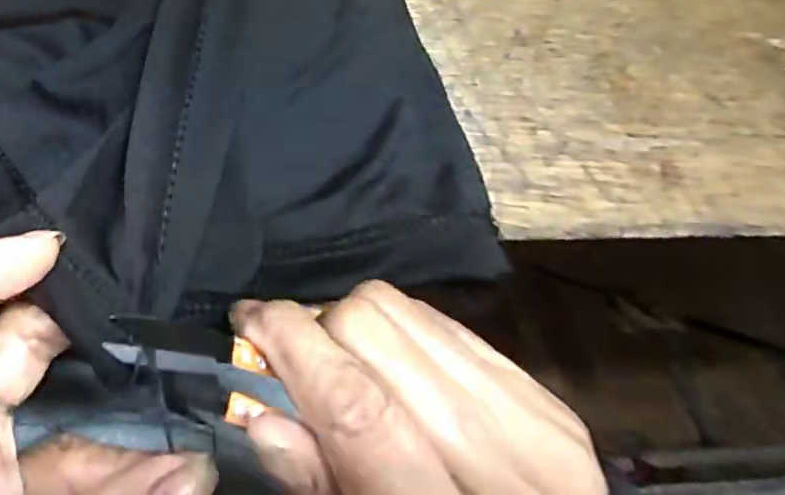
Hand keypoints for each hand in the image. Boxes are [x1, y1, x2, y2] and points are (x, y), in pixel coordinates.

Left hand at [0, 230, 215, 494]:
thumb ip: (61, 477)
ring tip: (184, 409)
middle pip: (3, 339)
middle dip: (70, 316)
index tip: (50, 248)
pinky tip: (179, 469)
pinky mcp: (6, 490)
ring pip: (55, 405)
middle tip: (131, 304)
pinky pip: (71, 464)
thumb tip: (175, 467)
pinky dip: (121, 469)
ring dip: (118, 410)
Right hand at [231, 282, 604, 494]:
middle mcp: (500, 463)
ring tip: (343, 358)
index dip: (291, 348)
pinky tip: (389, 362)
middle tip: (297, 359)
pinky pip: (435, 316)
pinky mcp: (537, 393)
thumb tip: (260, 413)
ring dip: (349, 321)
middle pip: (371, 332)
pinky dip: (394, 327)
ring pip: (398, 308)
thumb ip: (317, 483)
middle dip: (316, 331)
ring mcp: (527, 419)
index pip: (358, 408)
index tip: (246, 320)